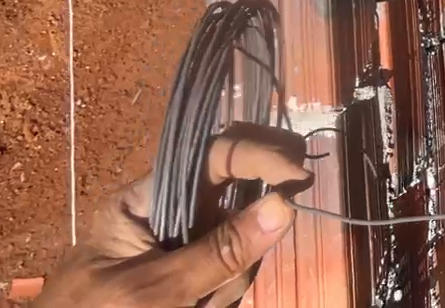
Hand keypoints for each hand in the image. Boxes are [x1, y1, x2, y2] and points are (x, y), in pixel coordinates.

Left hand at [33, 125, 311, 307]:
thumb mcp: (149, 295)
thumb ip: (218, 251)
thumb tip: (288, 201)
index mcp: (145, 200)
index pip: (219, 152)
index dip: (264, 154)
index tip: (300, 179)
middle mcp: (172, 210)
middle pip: (243, 190)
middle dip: (250, 228)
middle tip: (240, 266)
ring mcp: (188, 240)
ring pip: (247, 232)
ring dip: (237, 272)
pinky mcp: (198, 269)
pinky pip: (240, 262)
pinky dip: (231, 289)